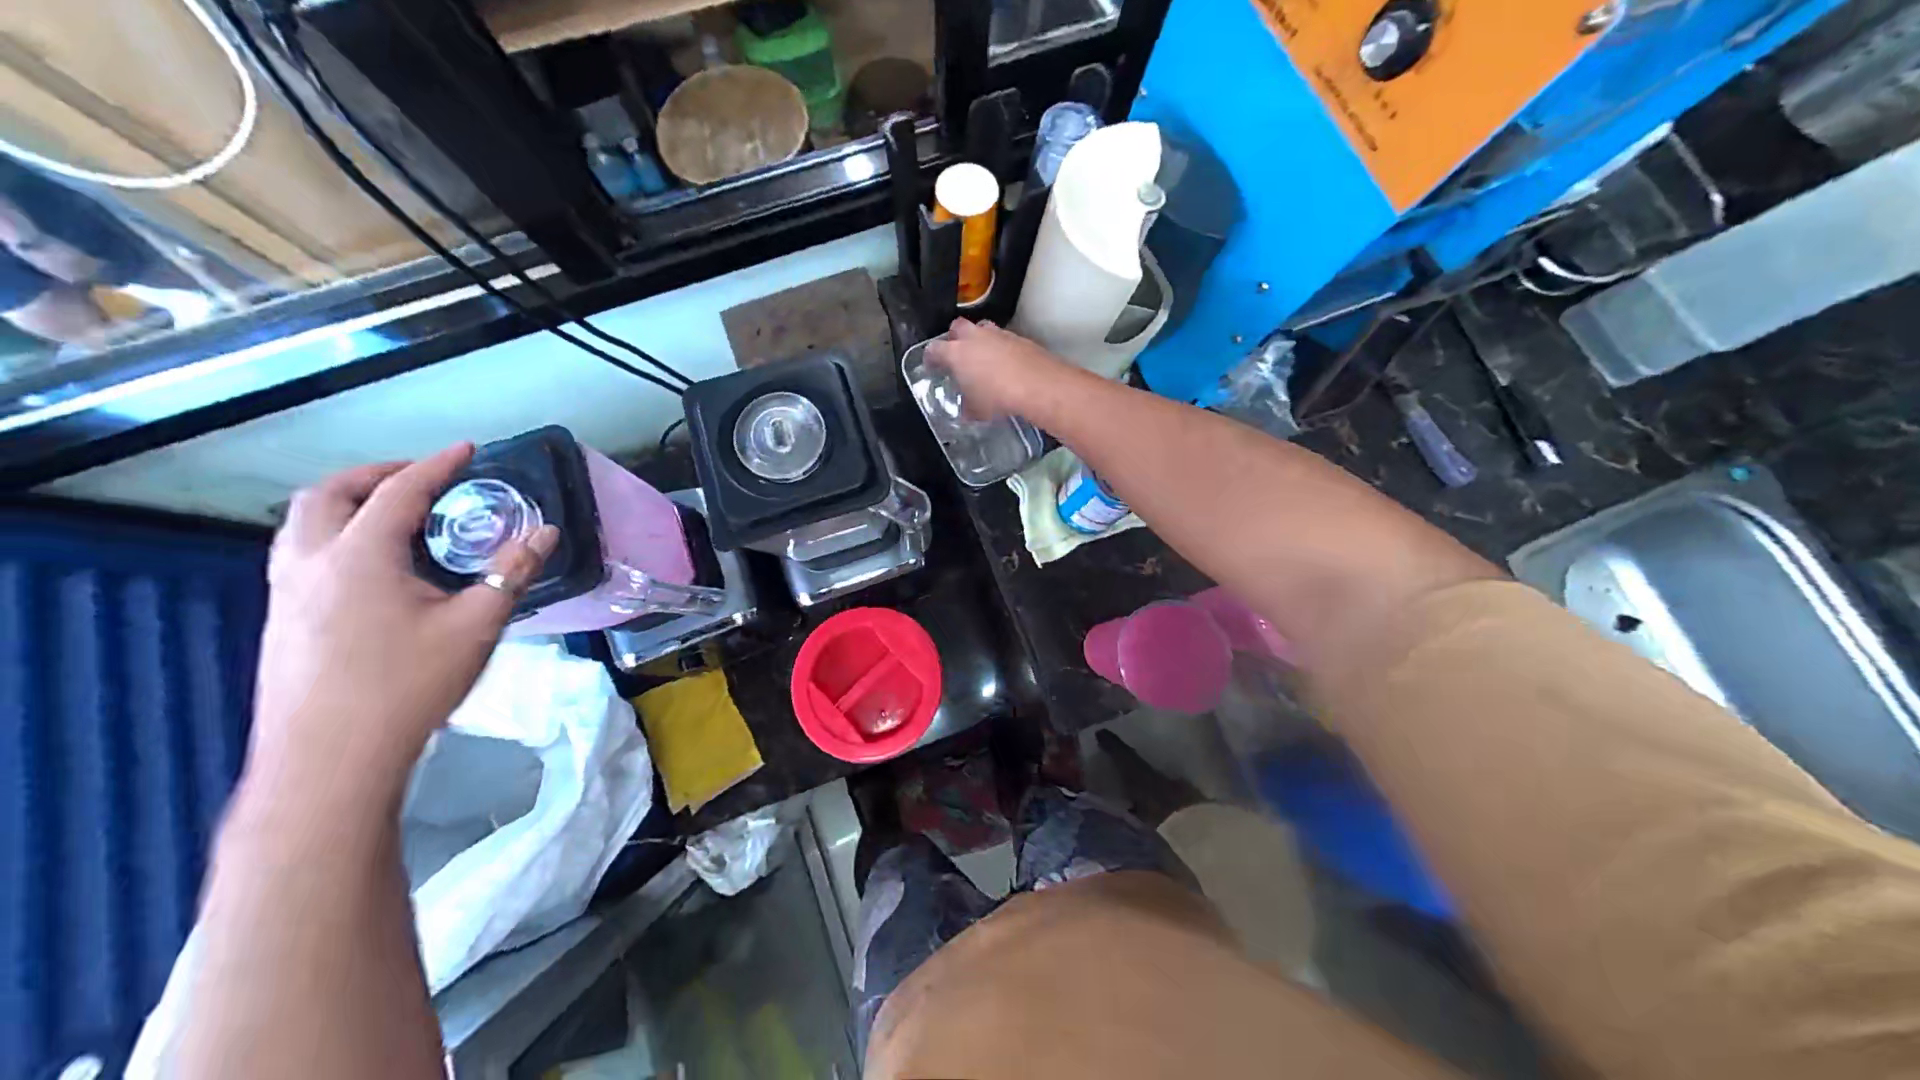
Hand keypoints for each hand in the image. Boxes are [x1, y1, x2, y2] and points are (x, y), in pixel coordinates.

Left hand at [246, 444, 558, 812]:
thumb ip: (511, 572)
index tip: (467, 449)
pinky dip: (332, 535)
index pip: (399, 491)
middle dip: (376, 474)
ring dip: (346, 503)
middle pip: (328, 494)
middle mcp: (310, 561)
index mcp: (358, 554)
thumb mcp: (476, 626)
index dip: (436, 465)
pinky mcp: (279, 621)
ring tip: (391, 515)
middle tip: (421, 478)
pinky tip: (368, 567)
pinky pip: (299, 554)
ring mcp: (285, 592)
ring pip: (302, 523)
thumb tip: (546, 533)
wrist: (329, 759)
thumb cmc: (408, 685)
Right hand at [926, 318, 1073, 420]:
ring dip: (981, 340)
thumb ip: (968, 406)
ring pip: (983, 328)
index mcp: (957, 353)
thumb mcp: (977, 410)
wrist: (1037, 385)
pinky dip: (1002, 348)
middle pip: (957, 327)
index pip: (934, 349)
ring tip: (984, 358)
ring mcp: (999, 334)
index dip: (930, 356)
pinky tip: (1007, 364)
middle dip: (955, 337)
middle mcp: (975, 337)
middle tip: (958, 353)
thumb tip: (968, 410)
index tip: (931, 363)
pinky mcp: (1020, 338)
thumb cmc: (998, 397)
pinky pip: (1005, 339)